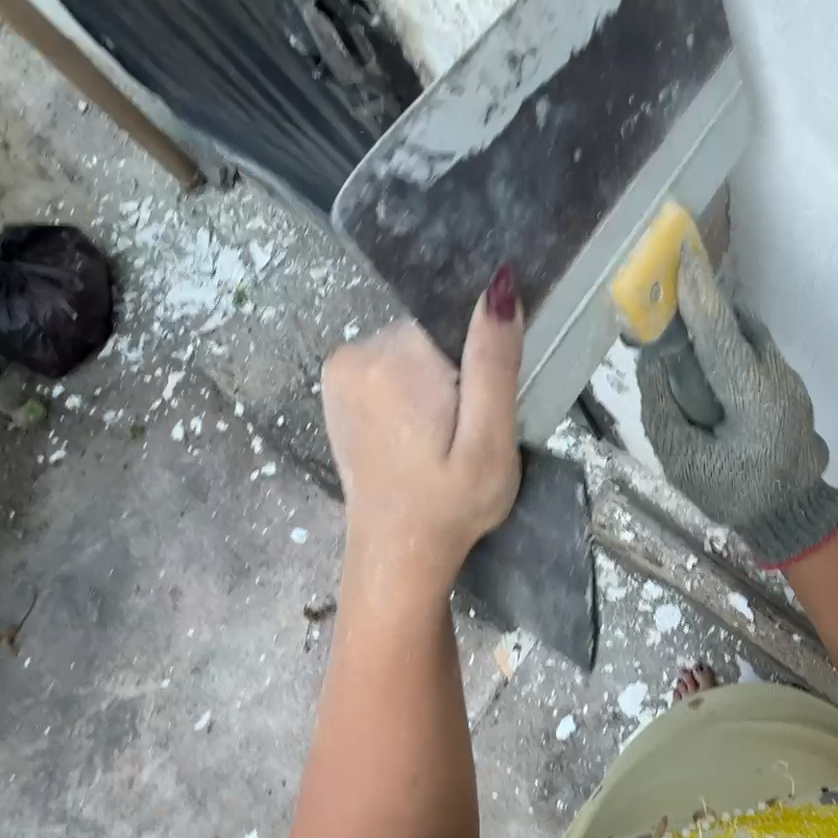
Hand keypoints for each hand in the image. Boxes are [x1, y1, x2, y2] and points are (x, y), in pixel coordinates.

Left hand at [321, 267, 524, 566]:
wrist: (400, 552)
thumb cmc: (453, 503)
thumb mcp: (490, 440)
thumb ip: (494, 362)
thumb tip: (499, 285)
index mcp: (394, 360)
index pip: (454, 322)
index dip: (479, 358)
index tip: (484, 402)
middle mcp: (356, 353)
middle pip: (433, 335)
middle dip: (459, 372)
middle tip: (469, 429)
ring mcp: (340, 370)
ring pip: (414, 348)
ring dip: (437, 381)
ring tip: (444, 435)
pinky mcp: (338, 387)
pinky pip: (392, 365)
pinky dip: (414, 389)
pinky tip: (420, 431)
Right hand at [636, 246, 837, 566]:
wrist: (791, 516)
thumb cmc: (734, 494)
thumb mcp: (684, 462)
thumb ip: (662, 408)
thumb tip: (652, 362)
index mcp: (754, 398)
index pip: (721, 335)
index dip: (699, 295)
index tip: (682, 256)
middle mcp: (778, 378)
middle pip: (737, 327)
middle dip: (704, 308)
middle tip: (668, 296)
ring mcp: (790, 381)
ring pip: (748, 338)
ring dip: (717, 331)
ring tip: (682, 339)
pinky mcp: (790, 386)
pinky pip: (754, 354)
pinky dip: (729, 348)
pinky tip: (707, 367)